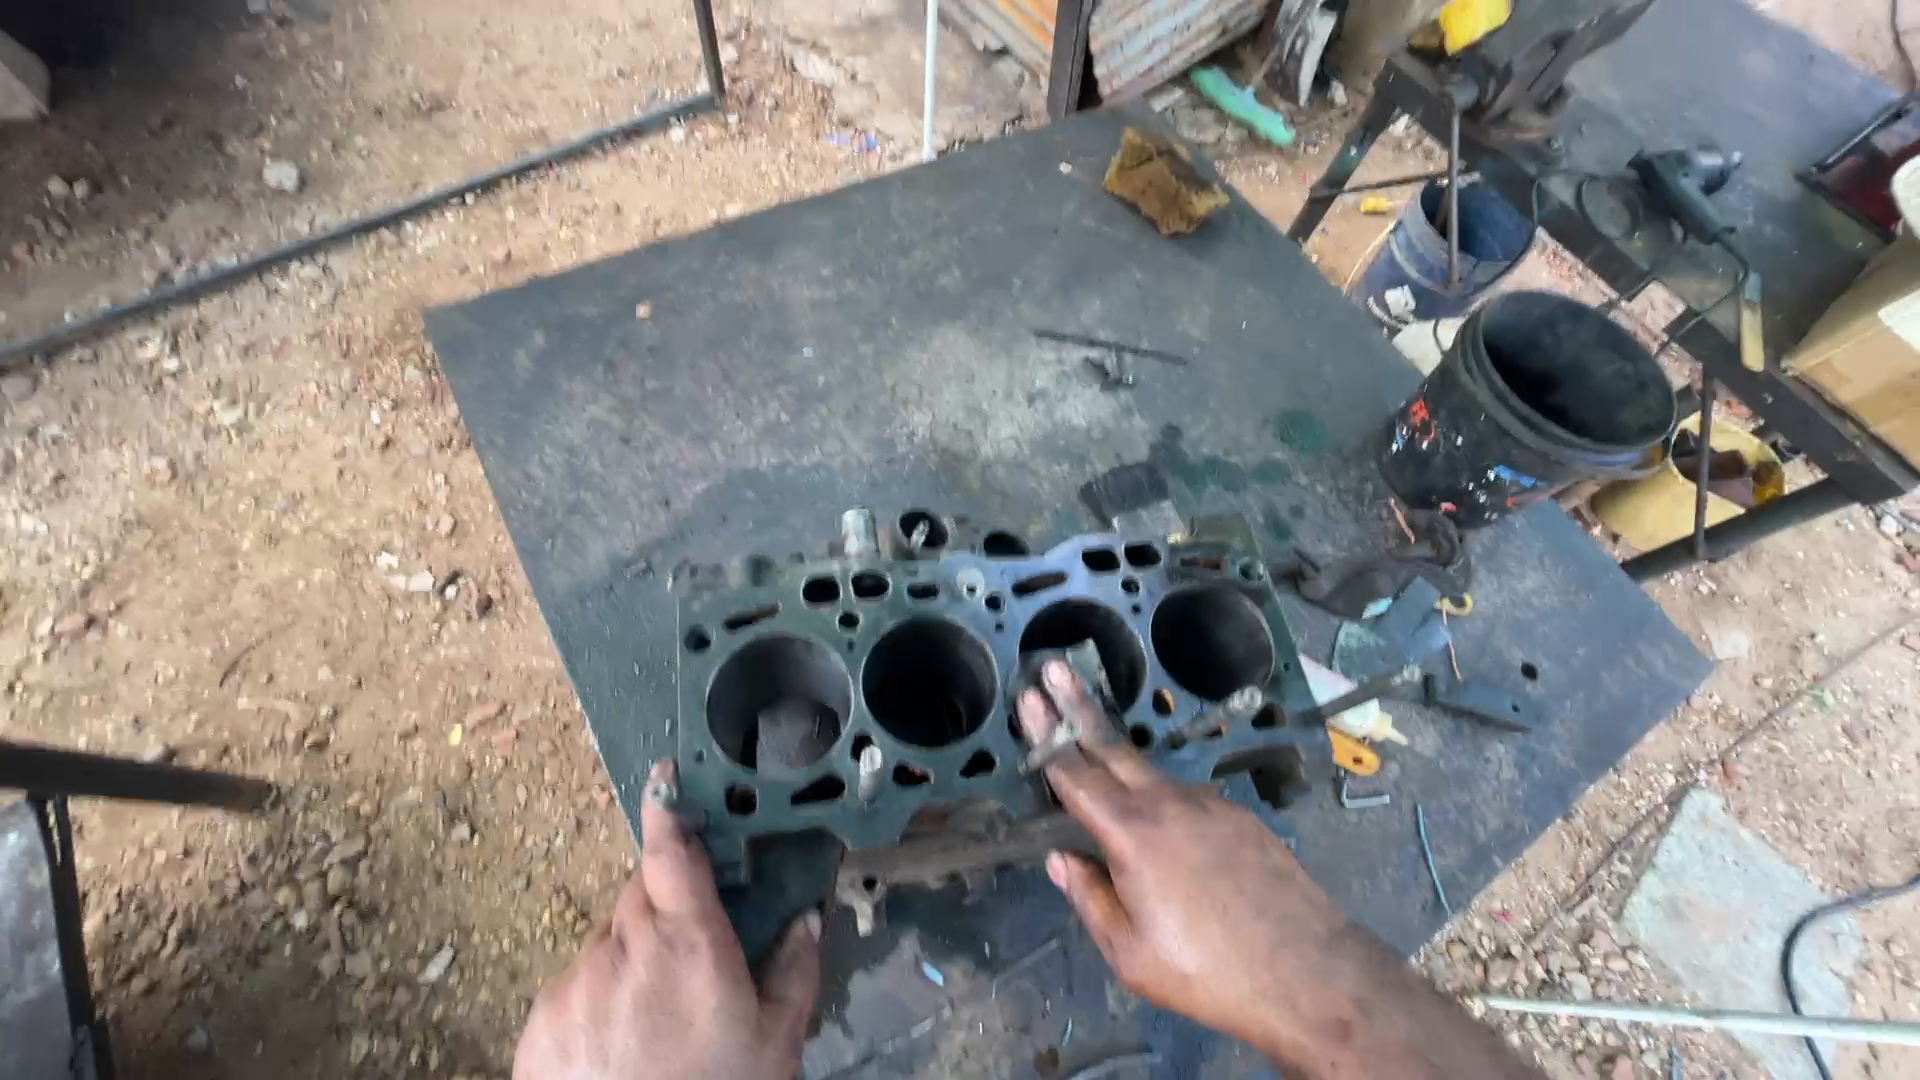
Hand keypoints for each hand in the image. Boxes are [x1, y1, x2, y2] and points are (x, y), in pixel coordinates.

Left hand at [513, 760, 821, 1079]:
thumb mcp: (776, 1039)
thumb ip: (795, 967)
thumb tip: (807, 917)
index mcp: (690, 943)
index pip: (673, 855)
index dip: (669, 810)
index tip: (664, 777)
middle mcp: (626, 949)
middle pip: (641, 893)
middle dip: (665, 904)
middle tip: (690, 950)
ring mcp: (575, 984)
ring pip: (608, 938)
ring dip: (631, 951)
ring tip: (653, 1010)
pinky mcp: (539, 1023)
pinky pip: (575, 980)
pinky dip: (597, 990)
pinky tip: (616, 1039)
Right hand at [1017, 660, 1348, 1058]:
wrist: (1309, 971)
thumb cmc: (1208, 970)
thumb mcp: (1131, 953)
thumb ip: (1089, 897)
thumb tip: (1061, 858)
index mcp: (1130, 832)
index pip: (1074, 773)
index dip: (1045, 735)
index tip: (1028, 697)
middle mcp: (1166, 802)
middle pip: (1109, 744)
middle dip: (1076, 704)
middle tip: (1053, 668)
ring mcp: (1206, 801)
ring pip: (1148, 774)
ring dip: (1117, 760)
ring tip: (1100, 768)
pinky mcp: (1236, 813)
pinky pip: (1185, 797)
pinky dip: (1162, 801)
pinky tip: (1169, 837)